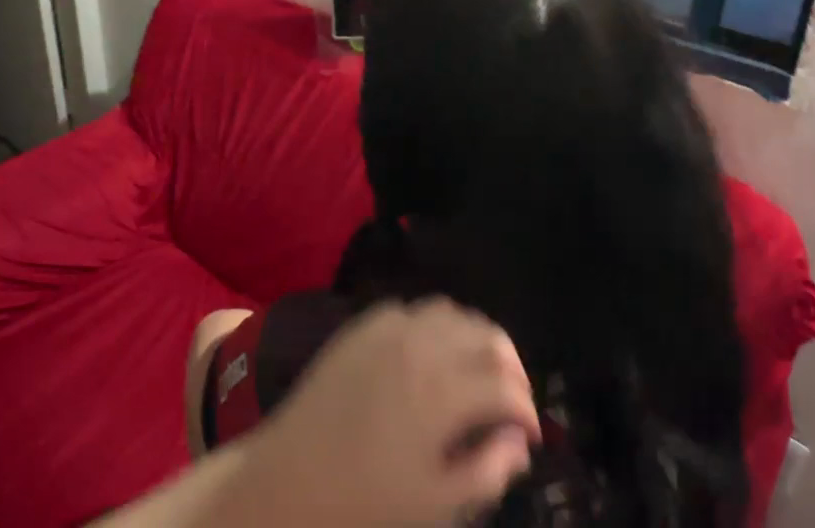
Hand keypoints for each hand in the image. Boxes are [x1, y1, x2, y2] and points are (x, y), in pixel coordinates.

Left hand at [229, 299, 540, 526]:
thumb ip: (488, 470)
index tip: (529, 436)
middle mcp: (420, 348)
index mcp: (442, 393)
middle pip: (487, 336)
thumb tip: (519, 442)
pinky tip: (429, 357)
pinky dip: (433, 327)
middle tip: (509, 402)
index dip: (528, 412)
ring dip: (473, 340)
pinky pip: (411, 310)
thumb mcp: (434, 504)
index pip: (507, 386)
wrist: (285, 482)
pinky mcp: (360, 328)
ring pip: (452, 313)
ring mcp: (387, 331)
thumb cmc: (362, 504)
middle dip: (510, 368)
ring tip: (475, 375)